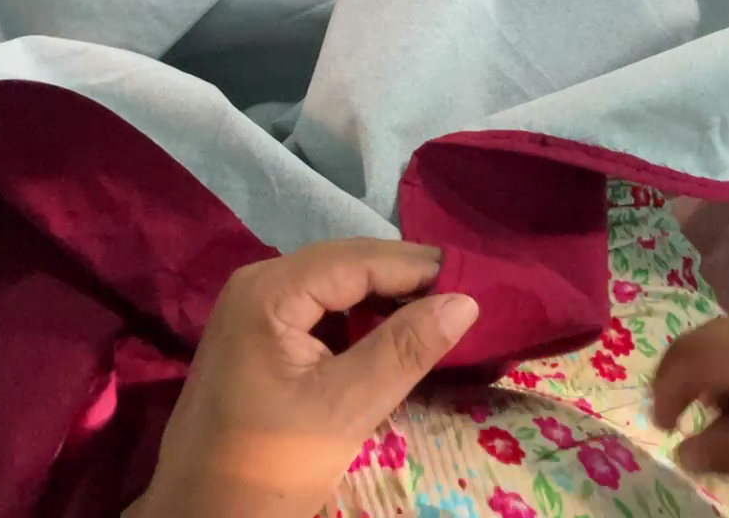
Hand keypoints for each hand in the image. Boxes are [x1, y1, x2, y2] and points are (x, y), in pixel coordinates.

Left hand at [128, 239, 478, 517]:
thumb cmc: (266, 469)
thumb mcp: (343, 410)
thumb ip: (403, 350)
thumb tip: (465, 301)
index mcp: (269, 290)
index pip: (357, 260)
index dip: (416, 266)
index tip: (474, 276)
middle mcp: (258, 280)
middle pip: (344, 262)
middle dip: (403, 276)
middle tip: (463, 291)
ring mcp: (254, 303)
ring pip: (334, 281)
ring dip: (384, 293)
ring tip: (437, 306)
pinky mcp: (258, 329)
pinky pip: (319, 304)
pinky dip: (358, 313)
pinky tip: (391, 327)